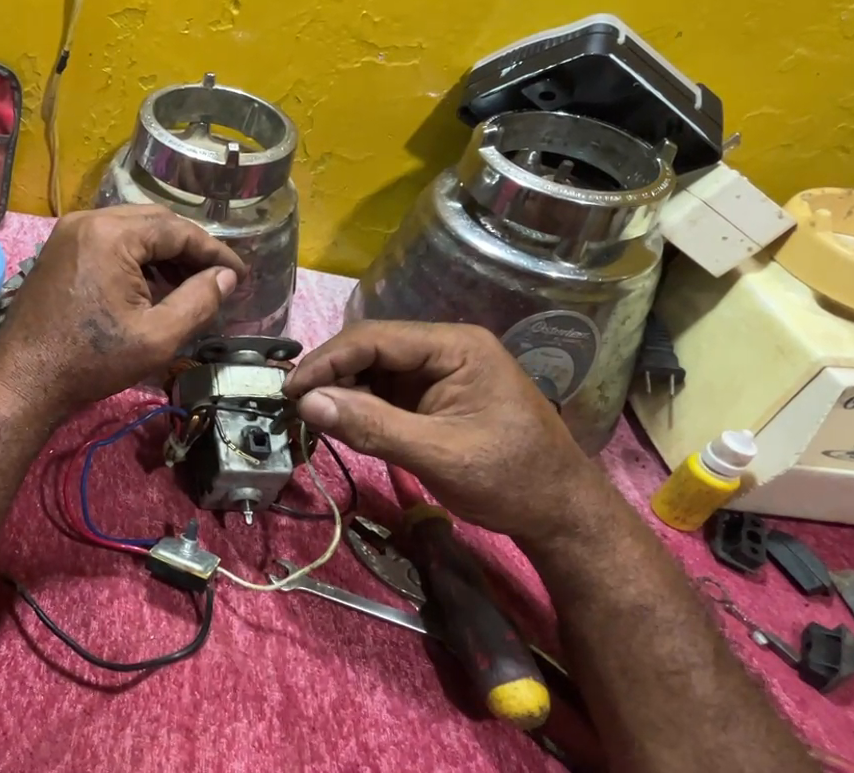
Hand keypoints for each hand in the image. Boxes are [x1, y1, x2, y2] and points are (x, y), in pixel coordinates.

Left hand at [0, 207, 244, 413]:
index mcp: (111, 234)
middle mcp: (87, 221)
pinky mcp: (59, 250)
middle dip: (189, 249)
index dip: (214, 251)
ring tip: (191, 285)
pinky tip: (153, 286)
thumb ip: (199, 300)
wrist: (24, 379)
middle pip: (154, 223)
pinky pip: (109, 242)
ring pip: (131, 230)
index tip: (240, 273)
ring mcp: (69, 234)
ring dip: (163, 253)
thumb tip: (227, 277)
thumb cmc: (92, 360)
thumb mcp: (158, 336)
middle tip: (219, 277)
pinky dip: (135, 258)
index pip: (177, 230)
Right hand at [284, 321, 608, 547]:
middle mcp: (444, 348)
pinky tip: (338, 420)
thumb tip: (306, 403)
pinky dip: (357, 404)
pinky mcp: (432, 394)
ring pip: (372, 368)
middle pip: (370, 347)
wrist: (563, 515)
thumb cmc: (512, 481)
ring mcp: (438, 370)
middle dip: (330, 374)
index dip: (327, 361)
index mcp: (456, 346)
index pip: (374, 338)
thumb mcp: (440, 455)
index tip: (290, 390)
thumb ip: (372, 426)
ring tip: (309, 414)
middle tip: (293, 405)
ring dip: (340, 389)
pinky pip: (382, 388)